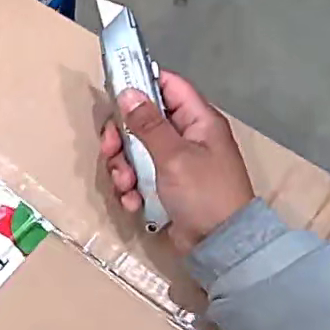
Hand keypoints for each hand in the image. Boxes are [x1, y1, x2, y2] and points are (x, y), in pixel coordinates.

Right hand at [100, 69, 254, 250]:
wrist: (219, 245)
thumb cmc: (203, 194)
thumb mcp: (174, 156)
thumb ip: (149, 124)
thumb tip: (128, 92)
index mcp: (198, 121)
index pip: (168, 85)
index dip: (141, 84)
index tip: (114, 92)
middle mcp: (186, 137)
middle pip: (143, 121)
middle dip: (121, 137)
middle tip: (110, 150)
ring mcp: (175, 164)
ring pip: (135, 152)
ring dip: (123, 168)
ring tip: (126, 185)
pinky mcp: (165, 188)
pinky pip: (139, 178)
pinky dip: (132, 189)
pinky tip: (133, 202)